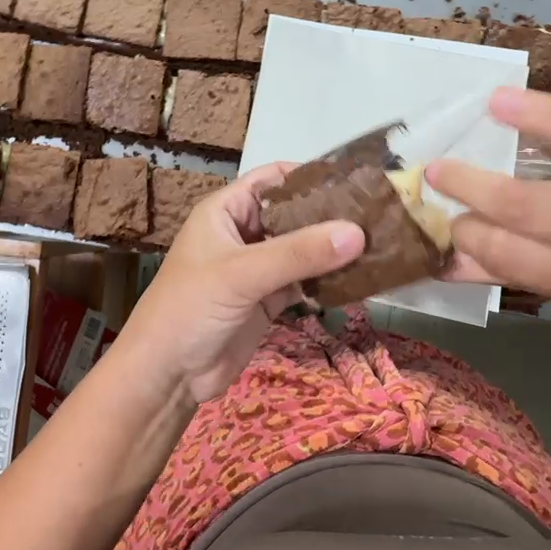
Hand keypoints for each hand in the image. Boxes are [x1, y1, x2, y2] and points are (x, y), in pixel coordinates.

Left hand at [114, 163, 363, 404]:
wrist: (168, 374)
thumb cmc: (190, 308)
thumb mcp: (241, 274)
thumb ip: (298, 253)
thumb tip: (357, 232)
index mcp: (226, 211)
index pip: (272, 179)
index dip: (310, 176)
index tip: (356, 180)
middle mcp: (243, 234)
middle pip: (294, 215)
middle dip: (331, 215)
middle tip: (380, 215)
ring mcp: (257, 268)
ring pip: (303, 250)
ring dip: (334, 251)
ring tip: (382, 244)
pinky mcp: (268, 301)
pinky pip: (305, 283)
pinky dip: (329, 282)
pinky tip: (362, 280)